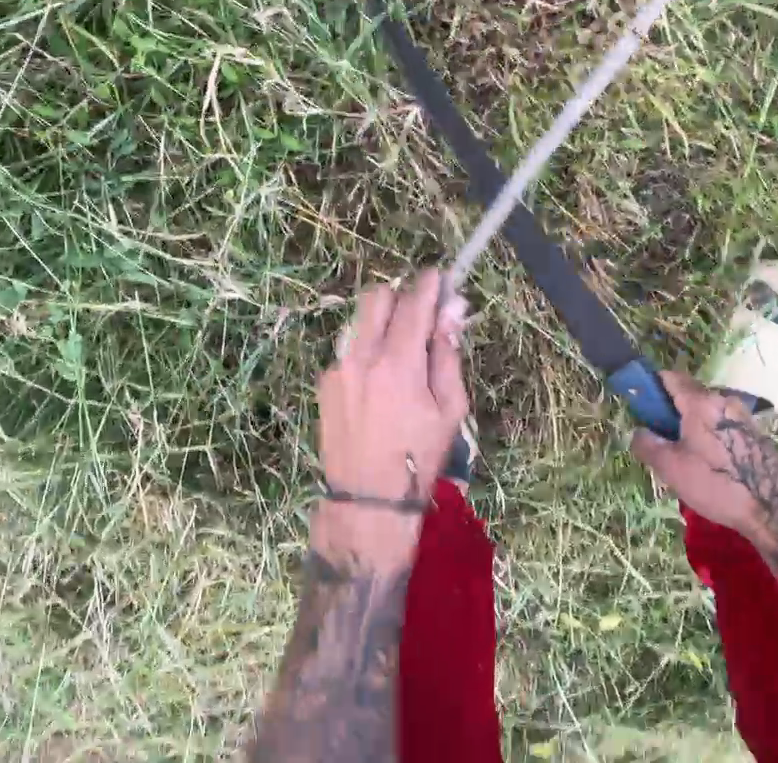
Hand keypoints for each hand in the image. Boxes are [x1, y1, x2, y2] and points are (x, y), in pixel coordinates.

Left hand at [312, 269, 469, 567]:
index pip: (414, 301)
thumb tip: (452, 310)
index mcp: (398, 361)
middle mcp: (362, 355)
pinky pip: (349, 348)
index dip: (430, 283)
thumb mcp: (449, 408)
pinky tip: (379, 383)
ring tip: (401, 356)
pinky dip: (367, 351)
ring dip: (383, 323)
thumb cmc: (419, 455)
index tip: (441, 278)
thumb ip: (448, 353)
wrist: (367, 498)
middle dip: (402, 297)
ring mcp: (338, 366)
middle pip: (378, 296)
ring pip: (361, 320)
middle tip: (420, 318)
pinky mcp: (325, 381)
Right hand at [629, 370, 777, 542]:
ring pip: (707, 411)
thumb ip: (646, 444)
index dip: (651, 385)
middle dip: (671, 410)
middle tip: (661, 438)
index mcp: (700, 403)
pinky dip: (710, 434)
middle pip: (689, 394)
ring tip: (686, 456)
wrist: (775, 511)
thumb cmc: (717, 484)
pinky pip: (723, 424)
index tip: (641, 405)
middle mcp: (723, 401)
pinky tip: (709, 463)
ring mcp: (743, 417)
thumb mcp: (671, 468)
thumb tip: (638, 432)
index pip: (670, 377)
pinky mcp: (756, 434)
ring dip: (691, 424)